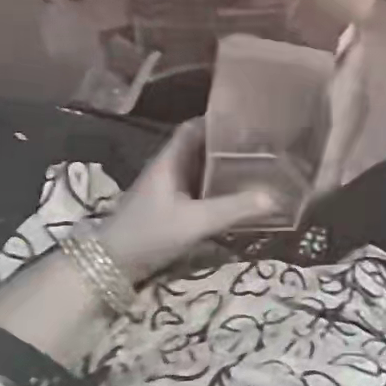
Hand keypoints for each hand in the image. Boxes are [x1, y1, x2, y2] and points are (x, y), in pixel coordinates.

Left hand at [98, 119, 279, 276]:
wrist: (113, 264)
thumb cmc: (151, 233)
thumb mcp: (195, 221)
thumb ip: (233, 209)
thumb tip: (272, 198)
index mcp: (170, 161)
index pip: (194, 128)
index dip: (218, 121)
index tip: (248, 122)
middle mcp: (168, 169)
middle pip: (200, 148)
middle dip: (227, 147)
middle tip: (261, 148)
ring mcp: (167, 189)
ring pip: (199, 170)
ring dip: (222, 169)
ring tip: (256, 169)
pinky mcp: (169, 208)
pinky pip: (197, 190)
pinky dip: (216, 189)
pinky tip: (236, 196)